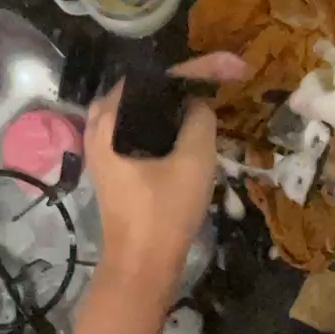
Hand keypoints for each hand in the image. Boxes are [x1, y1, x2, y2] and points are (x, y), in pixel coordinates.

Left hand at [83, 55, 240, 298]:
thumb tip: (198, 104)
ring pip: (145, 111)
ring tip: (211, 99)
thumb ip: (199, 119)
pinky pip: (141, 130)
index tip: (235, 67)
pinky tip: (191, 128)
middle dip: (187, 81)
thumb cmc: (164, 214)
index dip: (201, 68)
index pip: (158, 77)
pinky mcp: (113, 165)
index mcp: (111, 119)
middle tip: (223, 80)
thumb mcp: (193, 161)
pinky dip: (166, 124)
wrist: (141, 266)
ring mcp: (103, 147)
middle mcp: (99, 125)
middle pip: (148, 88)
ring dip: (177, 104)